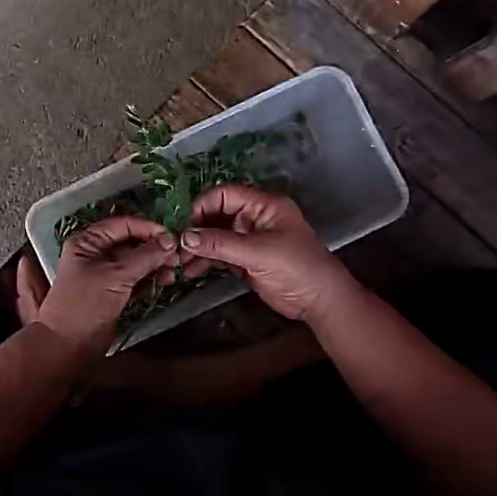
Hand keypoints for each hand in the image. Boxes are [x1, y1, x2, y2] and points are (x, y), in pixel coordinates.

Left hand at [32, 216, 177, 356]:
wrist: (69, 345)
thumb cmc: (85, 304)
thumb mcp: (115, 275)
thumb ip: (144, 256)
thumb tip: (169, 241)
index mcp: (88, 242)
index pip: (122, 225)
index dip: (147, 228)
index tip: (171, 236)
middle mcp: (96, 253)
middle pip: (131, 241)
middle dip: (154, 246)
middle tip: (177, 256)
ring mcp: (105, 273)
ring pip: (136, 260)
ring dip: (156, 262)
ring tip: (173, 271)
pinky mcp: (114, 291)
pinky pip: (136, 277)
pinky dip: (151, 276)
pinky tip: (165, 280)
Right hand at [179, 184, 354, 321]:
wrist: (319, 301)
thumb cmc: (297, 268)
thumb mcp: (258, 253)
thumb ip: (221, 244)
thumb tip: (185, 238)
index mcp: (263, 206)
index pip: (225, 194)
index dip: (203, 206)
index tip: (186, 225)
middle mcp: (254, 218)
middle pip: (216, 215)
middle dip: (196, 230)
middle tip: (177, 246)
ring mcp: (249, 239)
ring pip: (215, 236)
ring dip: (198, 248)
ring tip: (181, 263)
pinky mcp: (245, 259)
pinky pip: (219, 254)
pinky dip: (205, 261)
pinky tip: (192, 271)